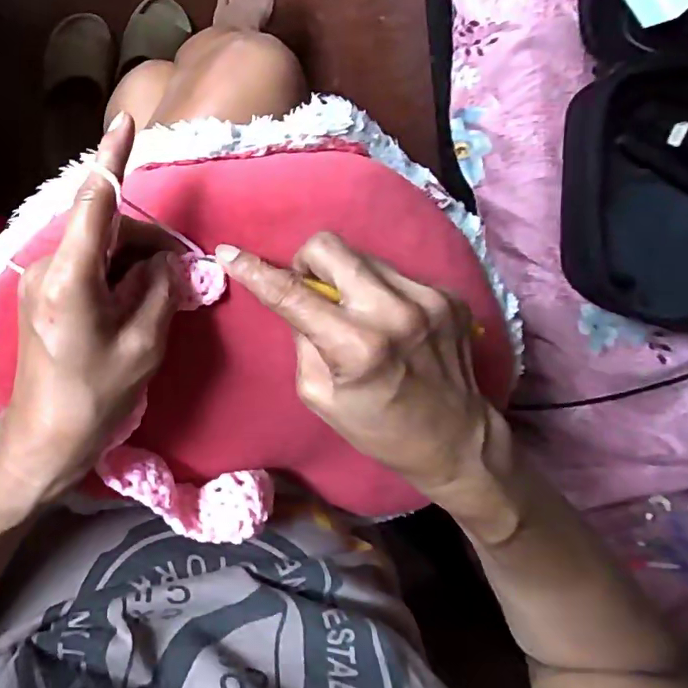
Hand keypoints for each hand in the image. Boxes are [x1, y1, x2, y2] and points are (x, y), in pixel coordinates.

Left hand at [0, 116, 180, 513]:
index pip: (94, 203)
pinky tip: (134, 303)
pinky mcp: (42, 295)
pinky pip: (86, 268)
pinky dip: (115, 275)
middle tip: (181, 276)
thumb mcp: (143, 345)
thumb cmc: (94, 398)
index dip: (112, 160)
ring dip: (132, 261)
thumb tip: (166, 261)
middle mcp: (47, 269)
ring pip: (97, 249)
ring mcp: (39, 281)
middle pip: (104, 229)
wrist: (43, 440)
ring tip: (160, 297)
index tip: (125, 122)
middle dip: (146, 242)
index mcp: (70, 278)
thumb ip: (159, 290)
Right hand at [219, 233, 503, 500]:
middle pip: (329, 248)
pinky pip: (393, 273)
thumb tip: (297, 301)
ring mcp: (428, 298)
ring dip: (345, 278)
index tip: (229, 253)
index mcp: (358, 347)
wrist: (459, 440)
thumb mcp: (320, 395)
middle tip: (312, 294)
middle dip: (307, 264)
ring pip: (362, 256)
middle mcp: (395, 311)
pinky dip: (377, 290)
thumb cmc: (380, 429)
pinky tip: (389, 322)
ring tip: (356, 314)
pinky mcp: (448, 294)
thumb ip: (304, 340)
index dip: (254, 270)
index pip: (292, 294)